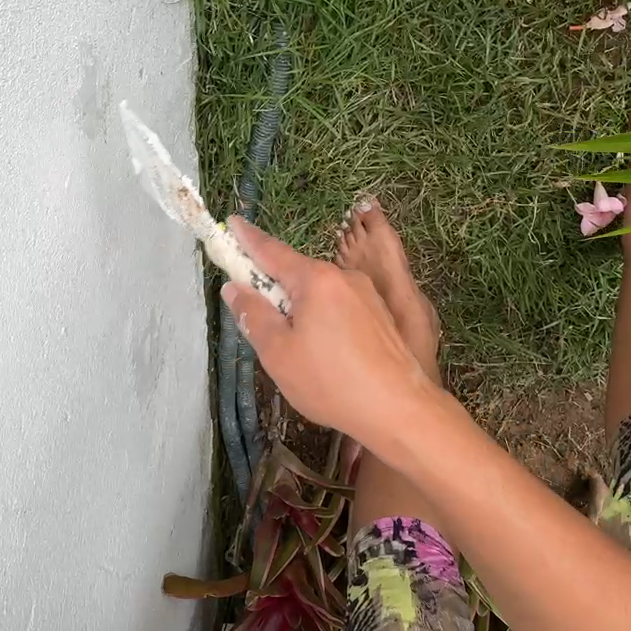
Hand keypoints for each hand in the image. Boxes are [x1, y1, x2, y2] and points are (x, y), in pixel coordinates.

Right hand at [221, 217, 436, 445]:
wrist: (398, 407)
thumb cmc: (330, 381)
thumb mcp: (278, 352)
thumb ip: (253, 315)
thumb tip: (234, 287)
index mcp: (316, 280)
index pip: (272, 251)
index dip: (248, 239)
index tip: (233, 222)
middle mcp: (343, 277)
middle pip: (298, 274)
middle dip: (275, 289)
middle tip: (259, 318)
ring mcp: (366, 295)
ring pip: (320, 294)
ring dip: (301, 309)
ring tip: (297, 351)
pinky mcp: (380, 315)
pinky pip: (340, 307)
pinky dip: (324, 320)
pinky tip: (326, 355)